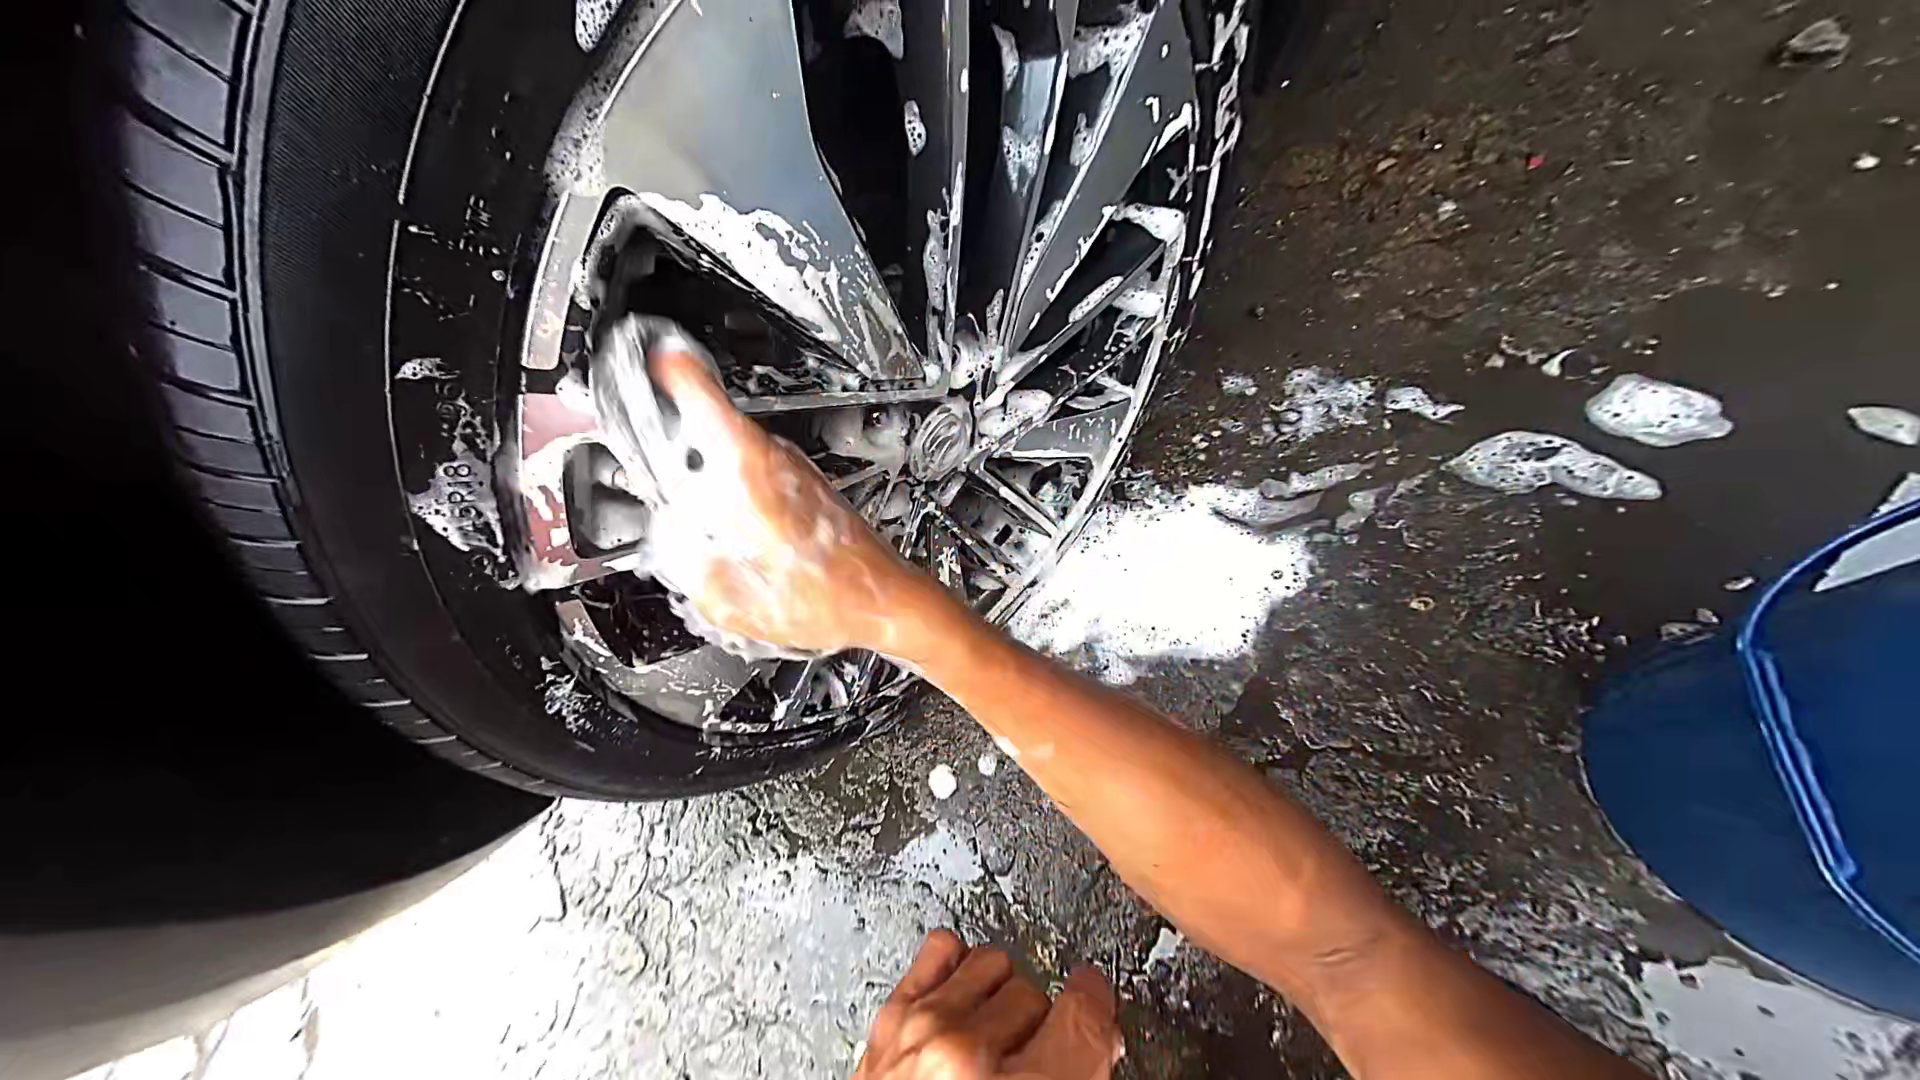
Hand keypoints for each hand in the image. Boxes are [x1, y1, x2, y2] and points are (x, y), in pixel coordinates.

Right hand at [642, 343, 937, 656]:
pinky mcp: (807, 484)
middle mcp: (779, 462)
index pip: (708, 403)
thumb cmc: (831, 598)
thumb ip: (692, 569)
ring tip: (694, 505)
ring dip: (709, 465)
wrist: (883, 598)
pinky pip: (758, 469)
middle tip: (656, 466)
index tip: (654, 359)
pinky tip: (735, 524)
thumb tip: (671, 543)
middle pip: (716, 427)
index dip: (675, 375)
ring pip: (737, 450)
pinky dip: (736, 483)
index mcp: (755, 476)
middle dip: (679, 441)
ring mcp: (797, 470)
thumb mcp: (741, 604)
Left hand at [854, 930, 1122, 1079]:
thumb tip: (1101, 1042)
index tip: (1095, 1007)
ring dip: (1000, 998)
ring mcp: (925, 1029)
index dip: (1097, 1006)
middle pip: (1036, 993)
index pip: (1082, 1014)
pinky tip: (962, 1003)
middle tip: (1033, 1061)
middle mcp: (969, 1056)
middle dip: (1040, 1028)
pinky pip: (943, 949)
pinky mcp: (892, 1016)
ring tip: (994, 1037)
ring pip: (993, 965)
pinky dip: (959, 969)